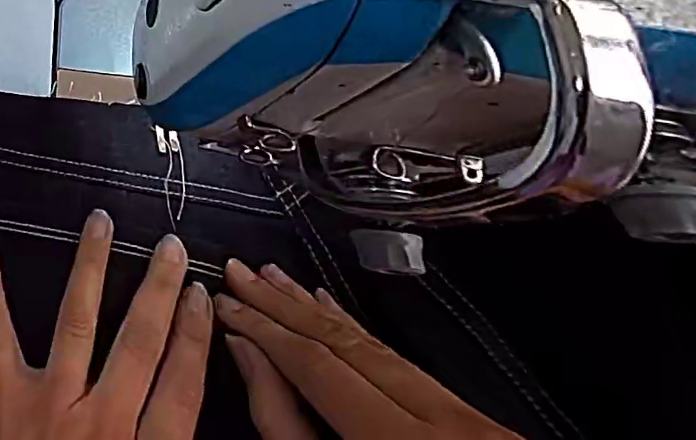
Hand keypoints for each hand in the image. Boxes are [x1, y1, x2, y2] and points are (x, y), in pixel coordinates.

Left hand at [0, 209, 214, 438]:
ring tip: (100, 221)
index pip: (179, 389)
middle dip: (159, 291)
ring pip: (77, 321)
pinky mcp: (3, 402)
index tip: (203, 296)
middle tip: (171, 246)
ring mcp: (47, 407)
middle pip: (138, 345)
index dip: (195, 339)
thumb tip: (188, 399)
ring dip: (90, 265)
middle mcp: (96, 425)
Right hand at [216, 259, 521, 439]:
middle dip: (281, 303)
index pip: (317, 364)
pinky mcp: (468, 416)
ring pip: (369, 341)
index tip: (227, 303)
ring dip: (312, 306)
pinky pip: (395, 358)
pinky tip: (328, 304)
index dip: (264, 328)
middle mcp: (440, 418)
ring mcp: (462, 413)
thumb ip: (287, 428)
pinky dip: (352, 328)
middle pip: (342, 341)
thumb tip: (248, 355)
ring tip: (272, 277)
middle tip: (239, 271)